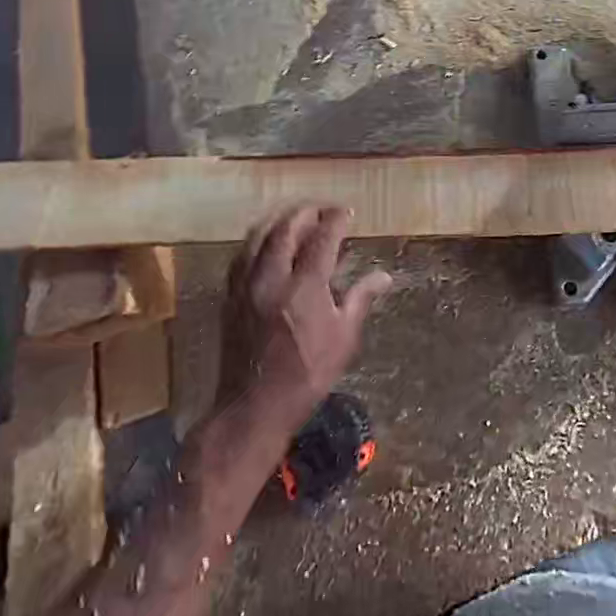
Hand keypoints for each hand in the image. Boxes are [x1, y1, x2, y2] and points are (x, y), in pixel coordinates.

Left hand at [220, 205, 392, 434]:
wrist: (254, 407)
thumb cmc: (307, 375)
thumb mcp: (343, 338)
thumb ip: (360, 299)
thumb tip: (384, 276)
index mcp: (304, 288)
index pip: (322, 239)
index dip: (336, 220)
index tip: (347, 212)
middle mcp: (272, 279)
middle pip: (287, 229)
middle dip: (306, 212)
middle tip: (322, 209)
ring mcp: (246, 286)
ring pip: (259, 237)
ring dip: (279, 220)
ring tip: (295, 215)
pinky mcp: (230, 297)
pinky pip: (242, 255)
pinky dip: (257, 240)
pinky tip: (266, 240)